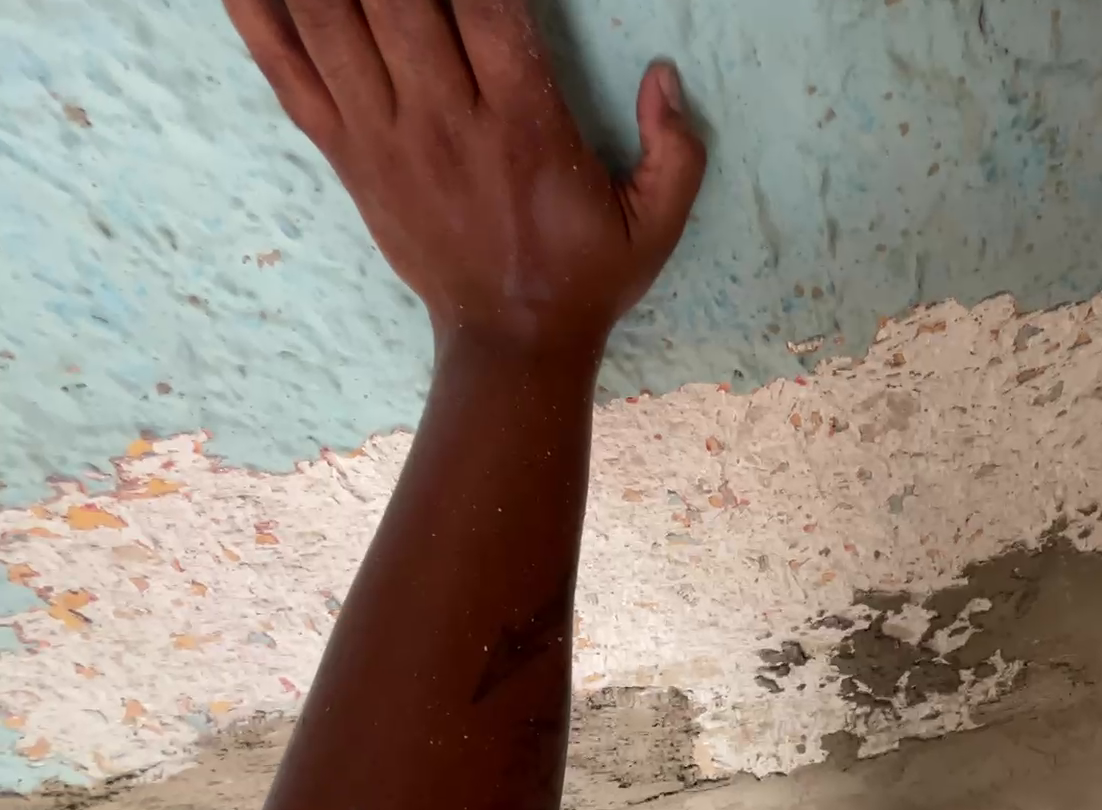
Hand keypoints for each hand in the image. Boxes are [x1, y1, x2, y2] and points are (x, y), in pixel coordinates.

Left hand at [225, 0, 706, 353]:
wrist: (515, 339)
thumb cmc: (589, 277)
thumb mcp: (657, 228)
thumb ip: (676, 156)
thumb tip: (664, 80)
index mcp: (527, 129)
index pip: (489, 3)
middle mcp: (447, 118)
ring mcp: (385, 133)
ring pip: (328, 7)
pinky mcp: (345, 152)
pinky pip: (280, 59)